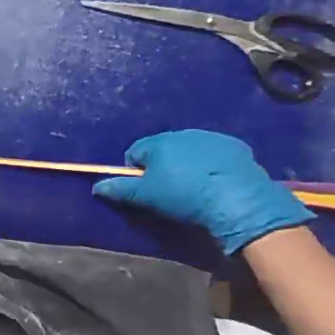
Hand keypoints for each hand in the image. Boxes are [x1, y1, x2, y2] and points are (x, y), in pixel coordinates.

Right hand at [92, 130, 312, 254]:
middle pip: (163, 149)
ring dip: (188, 165)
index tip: (146, 191)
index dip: (136, 173)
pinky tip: (217, 184)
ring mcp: (212, 138)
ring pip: (190, 150)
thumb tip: (96, 187)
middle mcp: (183, 133)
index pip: (135, 152)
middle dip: (163, 166)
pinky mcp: (237, 148)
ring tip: (195, 188)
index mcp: (159, 142)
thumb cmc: (184, 196)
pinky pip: (216, 155)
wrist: (238, 200)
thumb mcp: (146, 196)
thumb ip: (119, 189)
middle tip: (169, 191)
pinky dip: (212, 166)